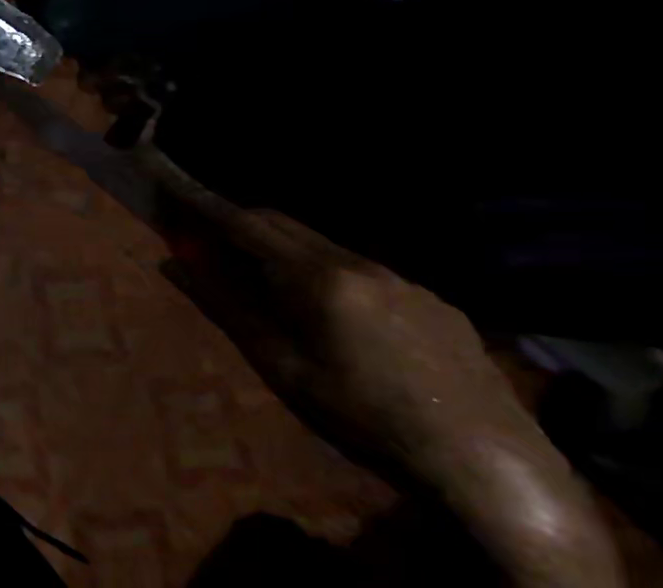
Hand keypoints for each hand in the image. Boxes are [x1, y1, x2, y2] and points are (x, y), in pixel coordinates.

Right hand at [165, 207, 621, 586]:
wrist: (490, 465)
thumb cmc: (362, 414)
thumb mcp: (280, 365)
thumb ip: (224, 307)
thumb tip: (172, 264)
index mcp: (318, 277)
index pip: (248, 224)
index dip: (208, 208)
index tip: (178, 198)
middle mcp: (361, 264)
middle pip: (286, 224)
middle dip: (243, 224)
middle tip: (213, 243)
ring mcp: (405, 281)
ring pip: (326, 246)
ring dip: (287, 250)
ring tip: (271, 284)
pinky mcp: (437, 302)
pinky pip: (366, 271)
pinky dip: (331, 273)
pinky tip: (338, 316)